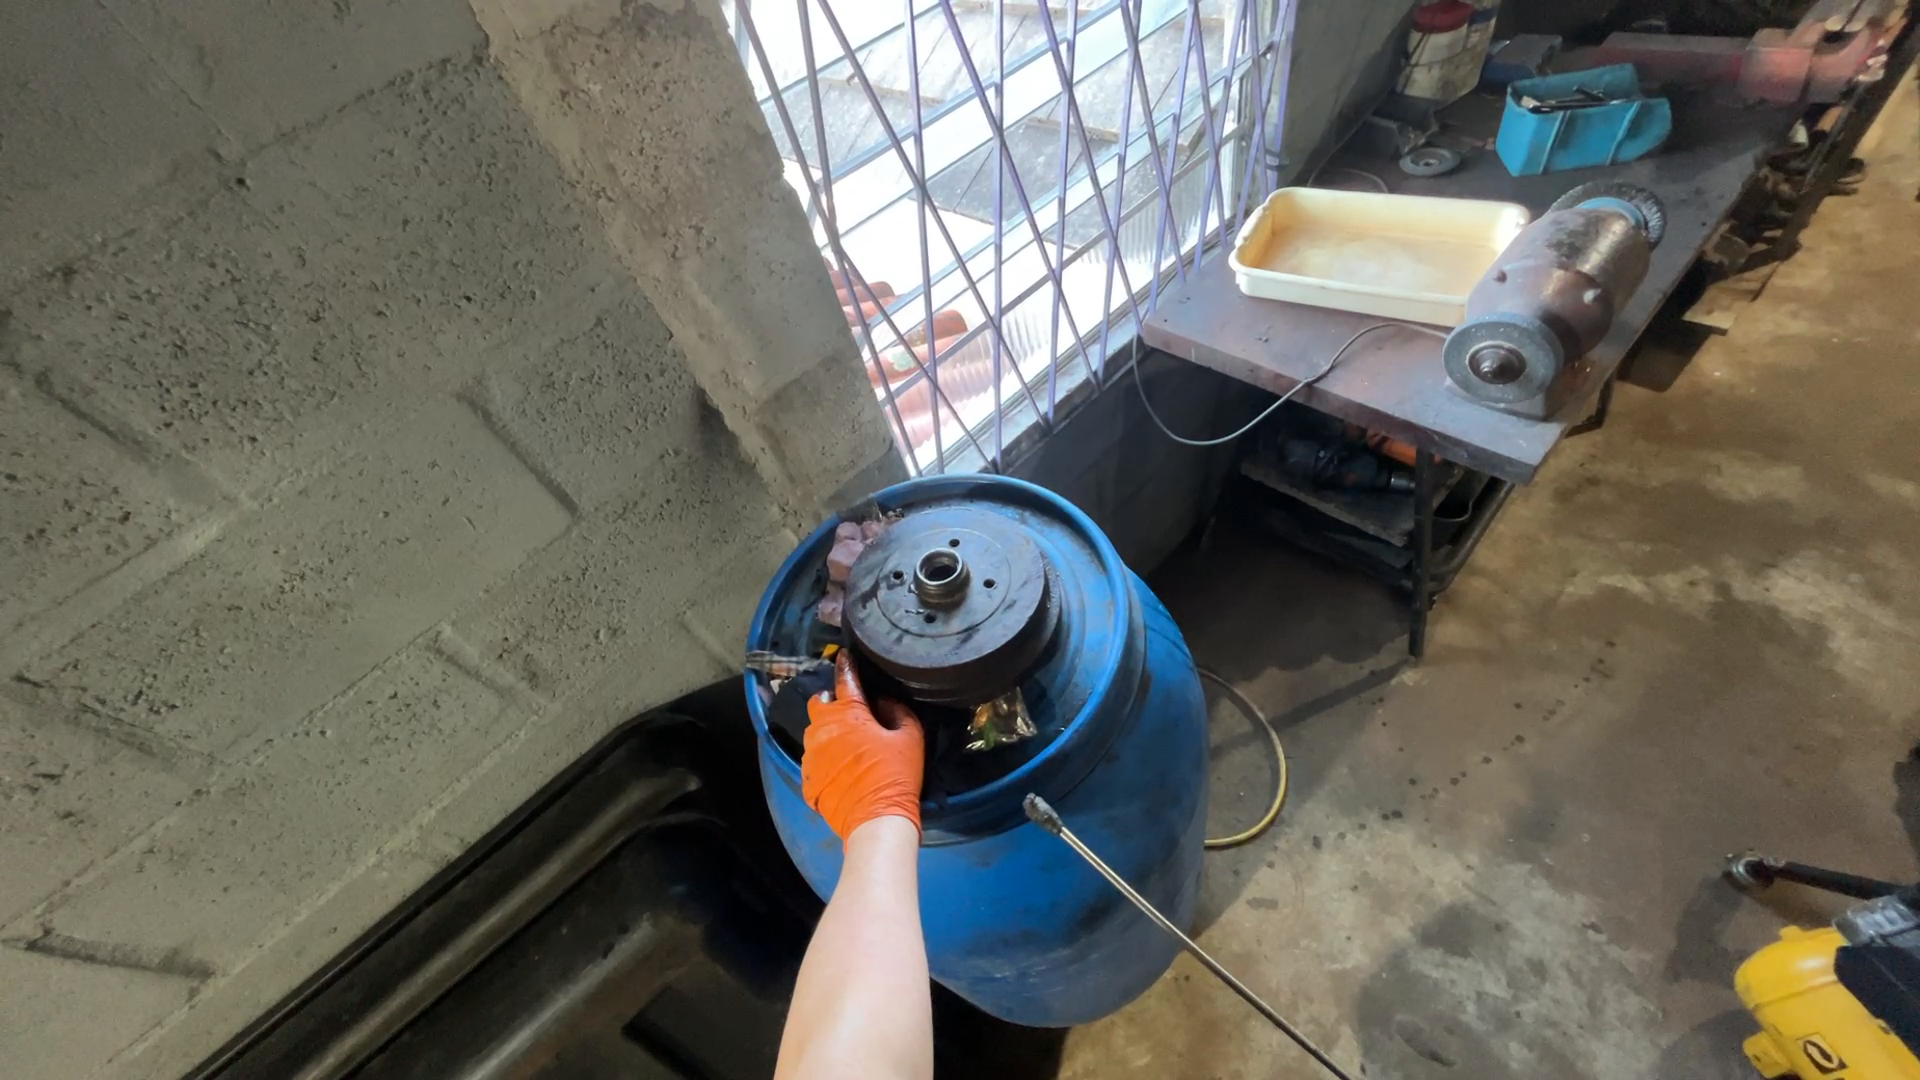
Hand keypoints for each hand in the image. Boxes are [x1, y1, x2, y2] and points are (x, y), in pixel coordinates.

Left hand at [803, 652, 924, 839]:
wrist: (875, 820)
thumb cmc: (895, 773)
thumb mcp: (909, 736)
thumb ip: (896, 710)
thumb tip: (882, 702)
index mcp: (848, 713)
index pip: (844, 679)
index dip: (846, 664)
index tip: (844, 655)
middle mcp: (822, 728)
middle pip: (818, 703)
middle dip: (829, 701)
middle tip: (847, 710)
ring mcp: (811, 754)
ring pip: (814, 731)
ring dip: (826, 730)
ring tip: (844, 741)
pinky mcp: (807, 777)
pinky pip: (813, 758)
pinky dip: (824, 756)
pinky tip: (839, 766)